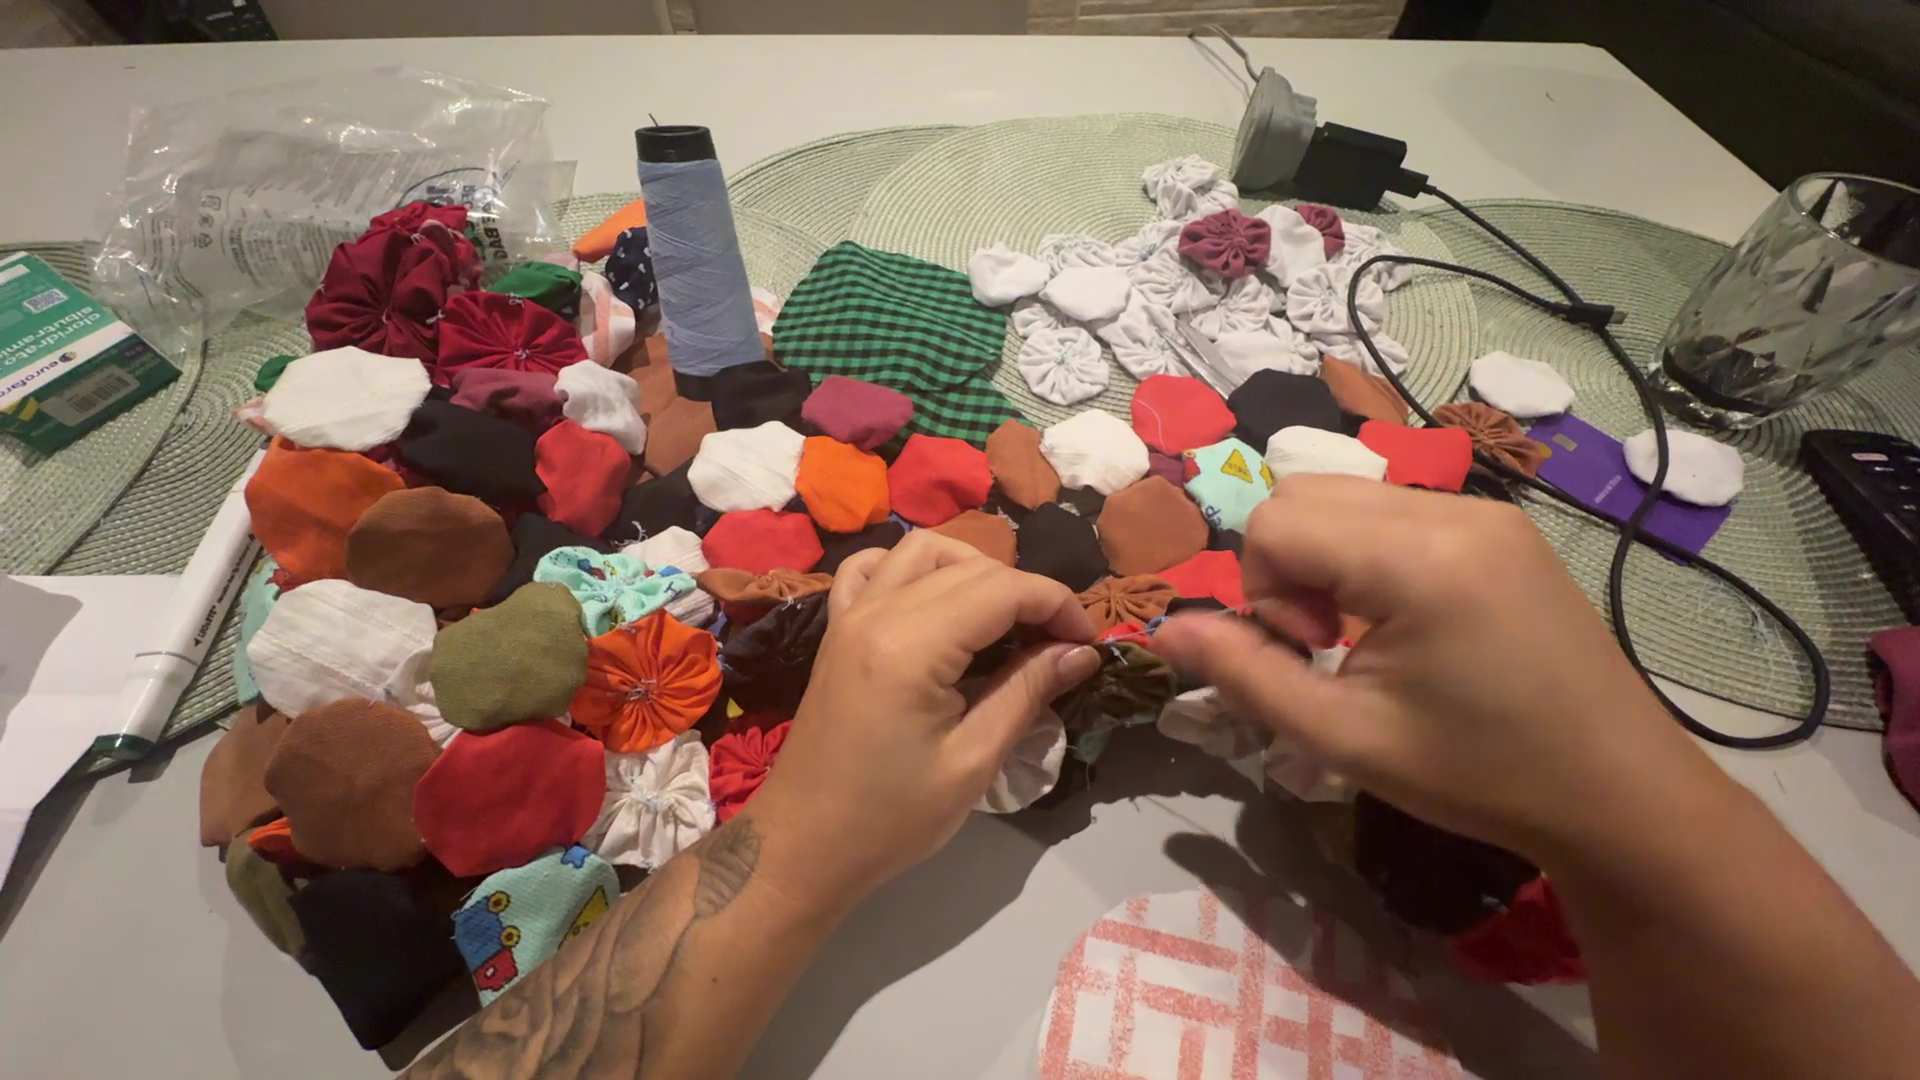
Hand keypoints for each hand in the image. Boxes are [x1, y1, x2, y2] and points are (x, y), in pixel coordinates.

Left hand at [751, 532, 1100, 906]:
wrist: (805, 843)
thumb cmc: (890, 818)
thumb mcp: (973, 761)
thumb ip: (1027, 692)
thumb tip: (1081, 653)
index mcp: (911, 645)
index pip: (1003, 589)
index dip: (1058, 605)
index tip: (1088, 642)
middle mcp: (877, 611)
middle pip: (971, 567)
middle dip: (1028, 593)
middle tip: (1059, 643)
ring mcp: (851, 614)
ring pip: (925, 551)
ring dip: (976, 569)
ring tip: (1006, 617)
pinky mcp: (837, 628)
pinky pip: (873, 568)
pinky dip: (913, 568)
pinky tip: (935, 597)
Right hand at [1152, 476, 1727, 863]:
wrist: (1621, 797)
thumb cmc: (1475, 775)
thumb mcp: (1340, 737)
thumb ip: (1242, 673)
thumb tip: (1165, 630)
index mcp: (1420, 558)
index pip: (1275, 520)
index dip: (1262, 588)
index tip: (1309, 648)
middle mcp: (1452, 510)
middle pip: (1300, 491)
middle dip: (1284, 564)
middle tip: (1325, 637)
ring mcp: (1482, 510)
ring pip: (1338, 494)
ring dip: (1317, 556)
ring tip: (1357, 629)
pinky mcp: (1496, 524)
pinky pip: (1383, 509)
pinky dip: (1356, 552)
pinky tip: (1394, 615)